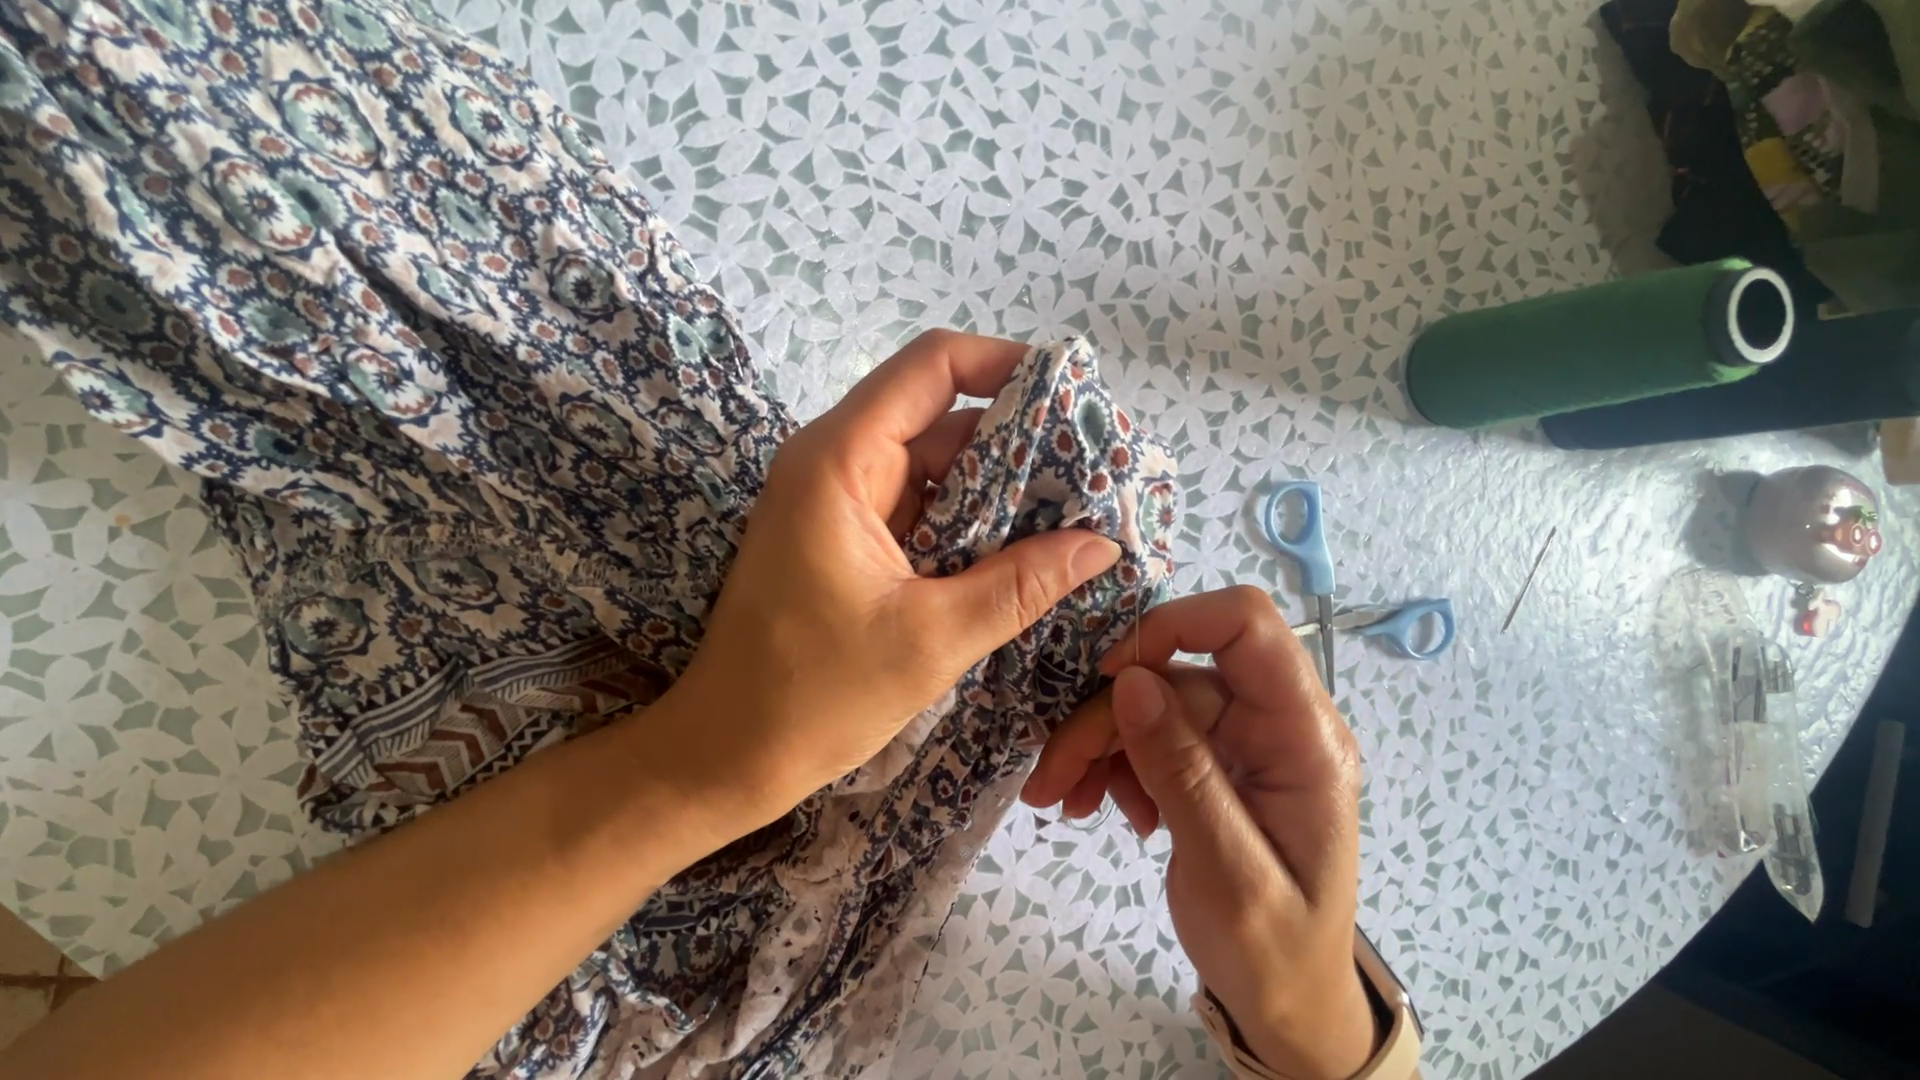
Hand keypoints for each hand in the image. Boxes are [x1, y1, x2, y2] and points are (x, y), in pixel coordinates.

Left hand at [664, 330, 1121, 828]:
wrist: (727, 753)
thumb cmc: (815, 696)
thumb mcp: (932, 639)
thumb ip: (1021, 585)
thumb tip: (1101, 544)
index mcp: (840, 461)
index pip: (932, 366)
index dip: (1007, 365)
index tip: (1074, 398)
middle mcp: (837, 463)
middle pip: (942, 416)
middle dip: (1022, 439)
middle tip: (1096, 469)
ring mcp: (840, 501)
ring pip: (936, 465)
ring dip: (1001, 487)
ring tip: (1078, 510)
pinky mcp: (847, 538)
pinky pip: (921, 508)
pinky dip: (971, 522)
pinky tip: (1026, 547)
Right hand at [1021, 587, 1376, 1079]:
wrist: (1288, 1002)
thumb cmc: (1274, 950)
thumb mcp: (1227, 874)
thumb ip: (1183, 773)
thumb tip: (1131, 682)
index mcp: (1304, 736)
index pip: (1247, 626)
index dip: (1172, 626)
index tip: (1107, 675)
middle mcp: (1276, 722)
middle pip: (1175, 676)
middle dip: (1104, 720)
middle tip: (1051, 781)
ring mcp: (1244, 740)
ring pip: (1152, 704)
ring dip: (1099, 747)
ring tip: (1067, 803)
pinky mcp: (1216, 760)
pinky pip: (1151, 735)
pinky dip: (1117, 766)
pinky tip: (1111, 809)